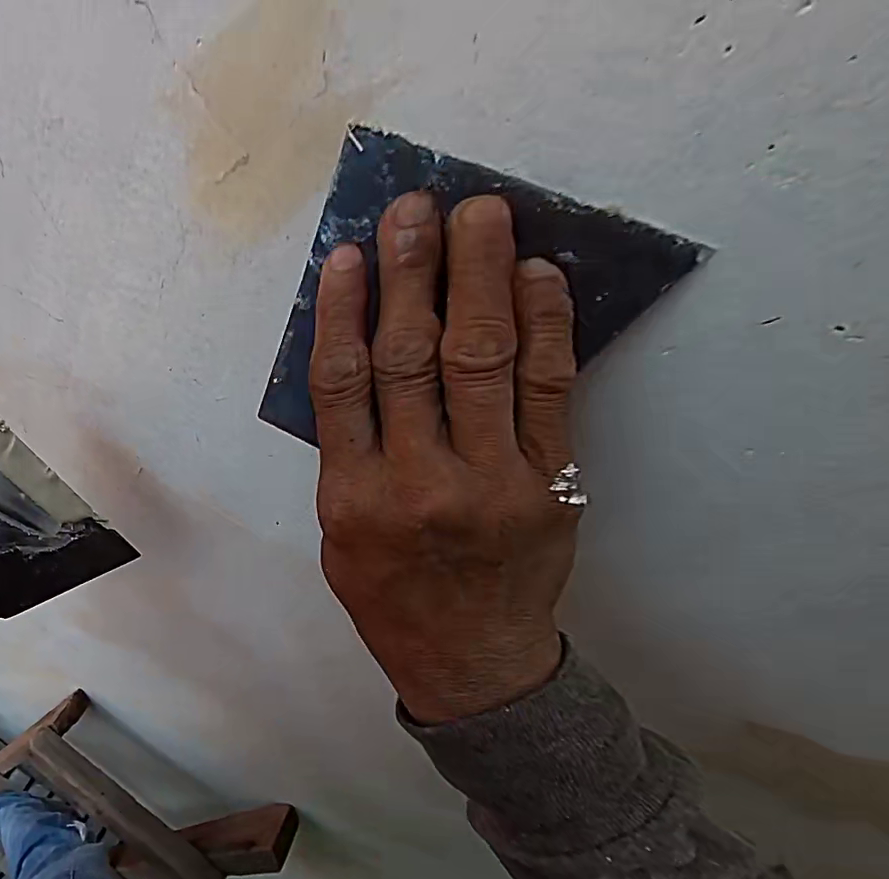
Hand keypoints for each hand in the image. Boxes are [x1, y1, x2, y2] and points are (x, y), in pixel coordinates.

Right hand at [309, 192, 580, 723]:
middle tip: (413, 210)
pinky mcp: (551, 481)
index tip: (346, 257)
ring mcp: (491, 481)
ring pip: (483, 361)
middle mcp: (417, 485)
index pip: (343, 387)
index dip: (343, 314)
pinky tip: (537, 275)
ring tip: (480, 214)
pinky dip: (545, 324)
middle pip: (412, 360)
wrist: (468, 658)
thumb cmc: (387, 595)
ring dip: (480, 278)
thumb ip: (345, 458)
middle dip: (412, 275)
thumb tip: (356, 369)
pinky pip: (550, 390)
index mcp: (351, 500)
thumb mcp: (337, 535)